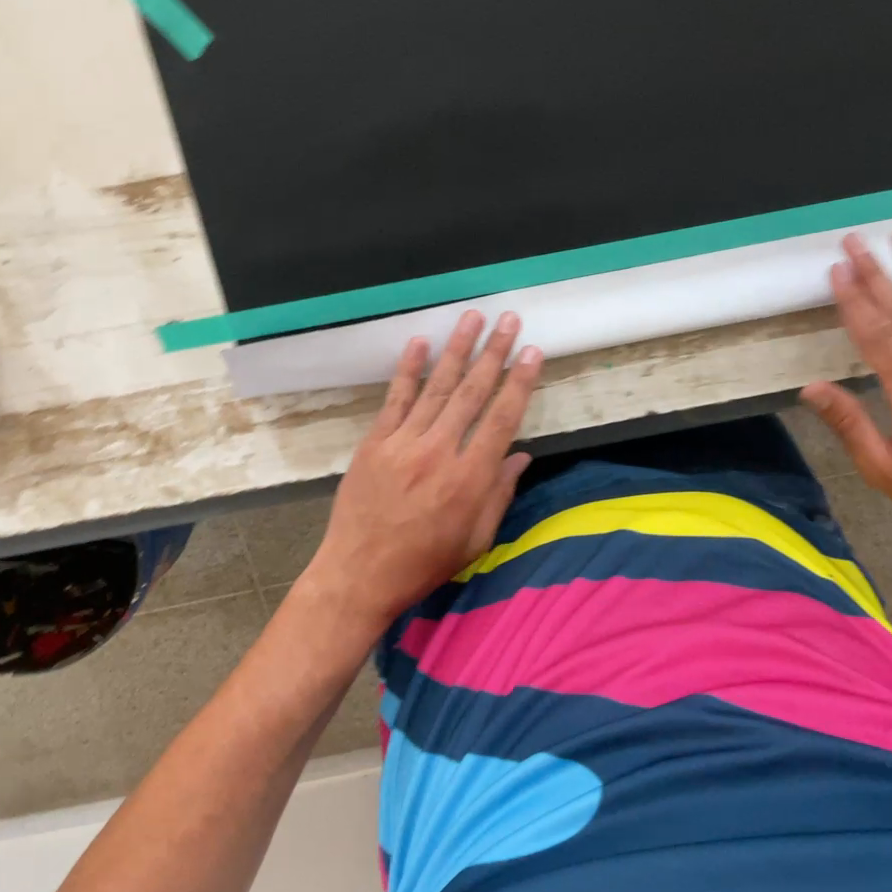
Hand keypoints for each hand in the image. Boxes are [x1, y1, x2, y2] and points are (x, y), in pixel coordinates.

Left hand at [301, 310, 542, 631]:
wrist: (359, 574)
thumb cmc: (424, 564)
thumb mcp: (475, 540)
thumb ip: (499, 495)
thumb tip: (521, 456)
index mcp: (470, 479)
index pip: (503, 418)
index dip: (519, 382)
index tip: (531, 352)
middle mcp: (439, 452)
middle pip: (472, 393)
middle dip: (493, 352)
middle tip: (508, 319)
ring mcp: (403, 443)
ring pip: (436, 388)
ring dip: (457, 350)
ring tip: (473, 318)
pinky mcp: (374, 443)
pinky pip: (395, 399)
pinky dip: (408, 370)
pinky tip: (420, 343)